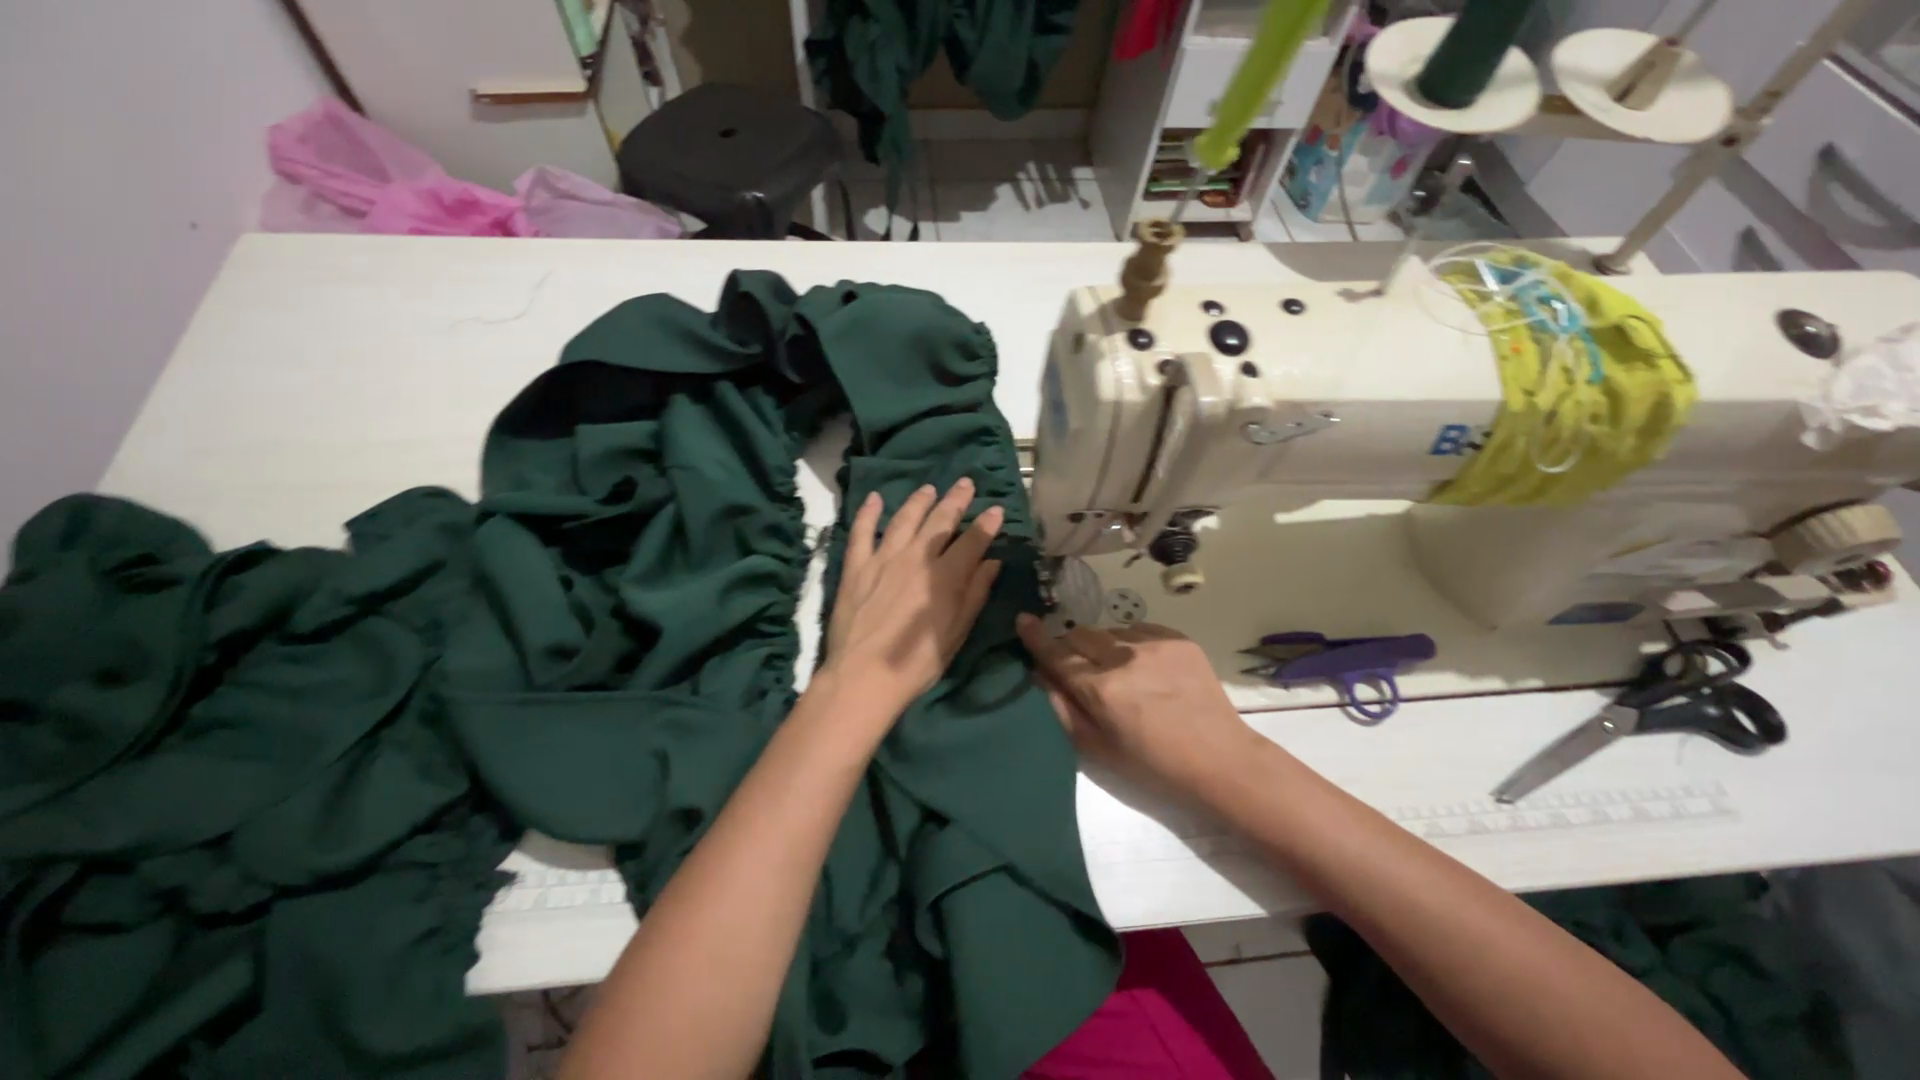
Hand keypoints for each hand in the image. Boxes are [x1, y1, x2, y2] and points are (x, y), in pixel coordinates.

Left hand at [822, 479, 1003, 715]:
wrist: (864, 676)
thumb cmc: (918, 664)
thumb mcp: (957, 633)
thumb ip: (975, 594)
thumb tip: (992, 562)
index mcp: (945, 576)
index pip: (972, 541)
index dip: (986, 524)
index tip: (996, 509)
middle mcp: (916, 558)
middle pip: (940, 521)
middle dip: (956, 500)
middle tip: (966, 483)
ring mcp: (883, 559)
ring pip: (904, 519)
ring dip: (919, 501)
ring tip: (929, 489)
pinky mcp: (856, 567)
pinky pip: (862, 532)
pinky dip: (869, 513)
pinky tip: (876, 499)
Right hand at [1015, 618, 1265, 795]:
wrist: (1218, 758)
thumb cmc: (1152, 764)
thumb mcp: (1096, 748)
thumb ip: (1062, 707)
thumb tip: (1040, 674)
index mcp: (1100, 689)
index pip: (1057, 653)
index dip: (1036, 637)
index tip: (1023, 621)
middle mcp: (1123, 658)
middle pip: (1080, 635)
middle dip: (1070, 646)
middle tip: (1077, 667)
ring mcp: (1154, 644)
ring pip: (1109, 631)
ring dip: (1102, 646)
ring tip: (1117, 671)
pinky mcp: (1178, 639)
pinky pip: (1140, 629)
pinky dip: (1132, 643)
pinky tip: (1143, 666)